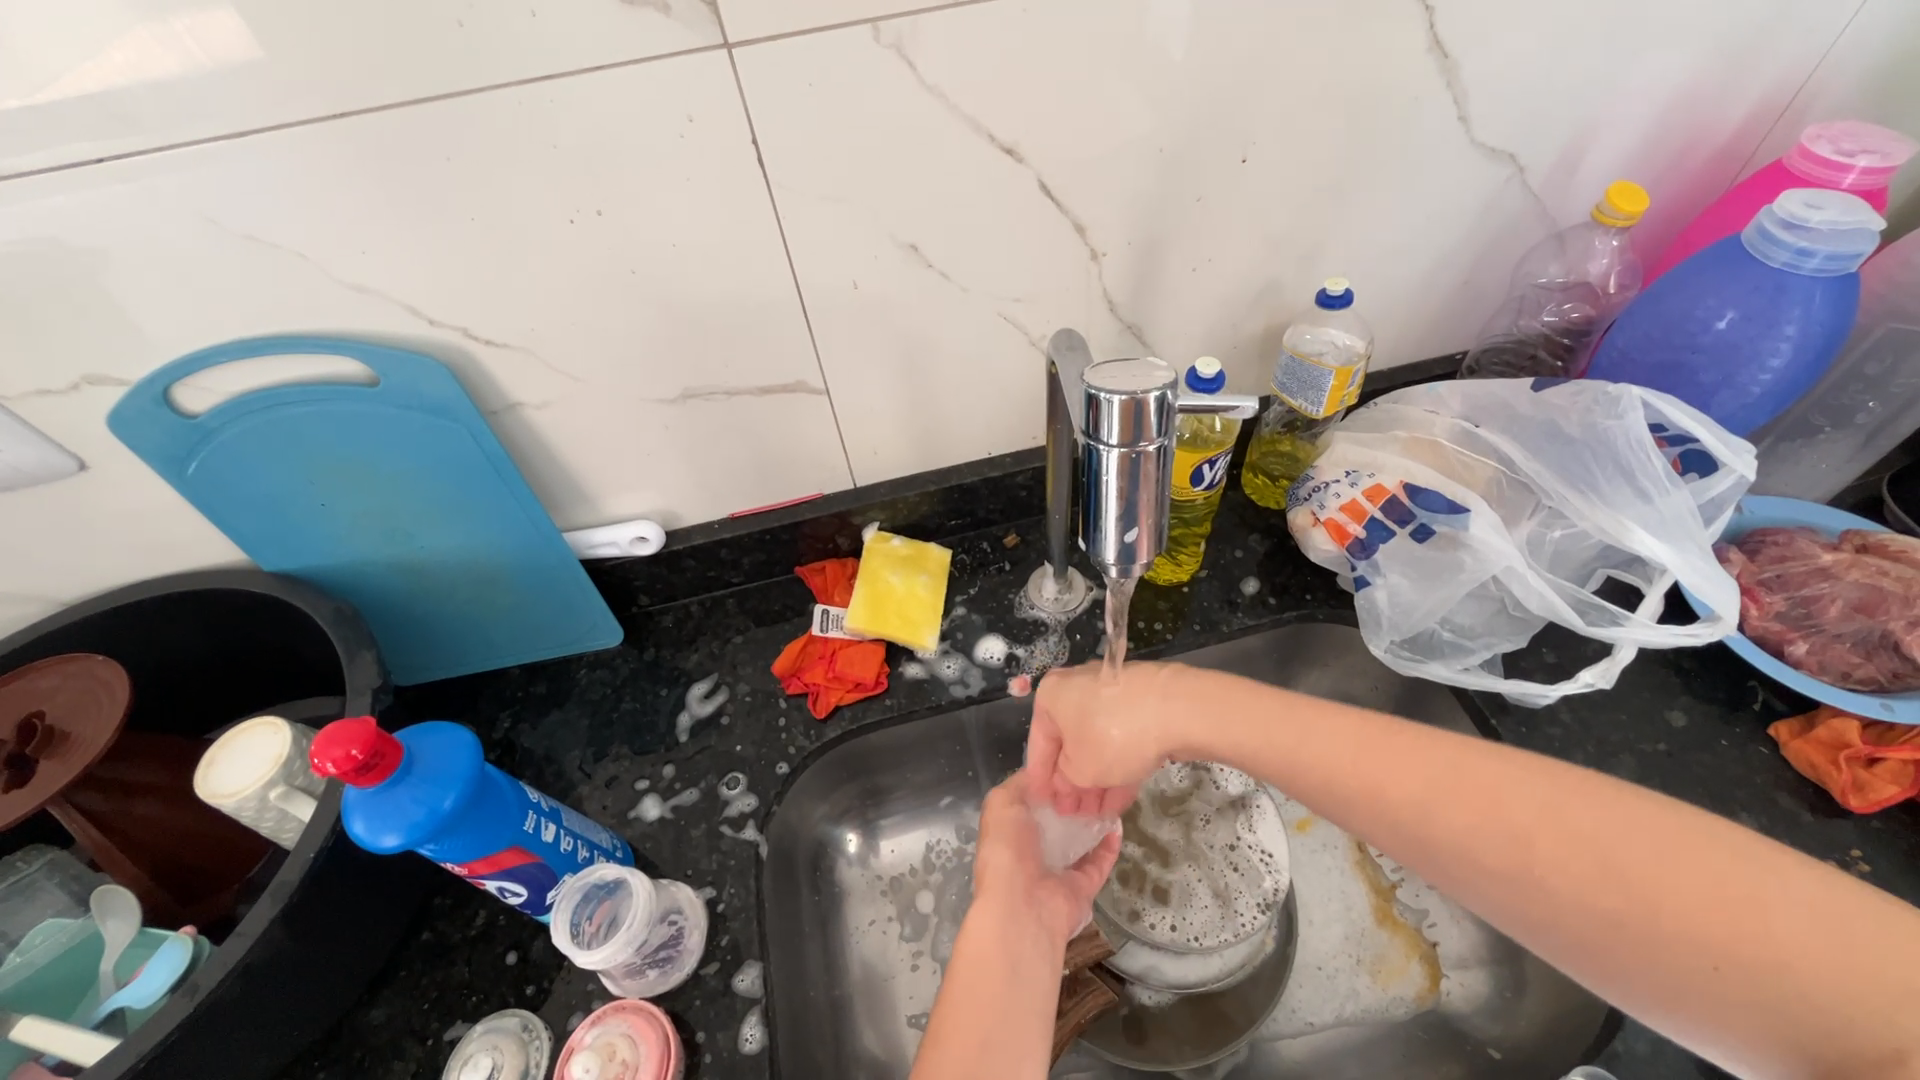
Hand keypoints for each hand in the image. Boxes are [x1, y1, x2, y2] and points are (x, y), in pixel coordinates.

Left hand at [971, 770, 1122, 948]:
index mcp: (1011, 830)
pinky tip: (1117, 823)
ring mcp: (1058, 870)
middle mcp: (1033, 850)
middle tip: (1092, 779)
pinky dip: (1109, 844)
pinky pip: (1099, 862)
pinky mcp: (1082, 887)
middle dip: (1072, 801)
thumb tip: (1042, 773)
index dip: (1048, 783)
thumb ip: (1019, 784)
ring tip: (1108, 797)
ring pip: (1080, 841)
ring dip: (1093, 821)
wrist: (1022, 907)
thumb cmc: (1007, 849)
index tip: (1068, 763)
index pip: (1031, 802)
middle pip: (1057, 820)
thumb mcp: (1002, 804)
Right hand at [1026, 661, 1190, 817]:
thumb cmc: (1113, 736)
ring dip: (1096, 782)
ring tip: (1096, 816)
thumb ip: (1065, 782)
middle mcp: (1078, 690)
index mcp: (1052, 696)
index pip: (1038, 743)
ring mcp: (1113, 698)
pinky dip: (1118, 771)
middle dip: (1072, 783)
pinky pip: (1122, 743)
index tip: (1041, 805)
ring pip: (1099, 746)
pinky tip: (1119, 803)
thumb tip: (1064, 785)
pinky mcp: (1142, 709)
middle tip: (1072, 815)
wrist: (1178, 709)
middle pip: (1070, 744)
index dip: (1039, 780)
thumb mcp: (1080, 770)